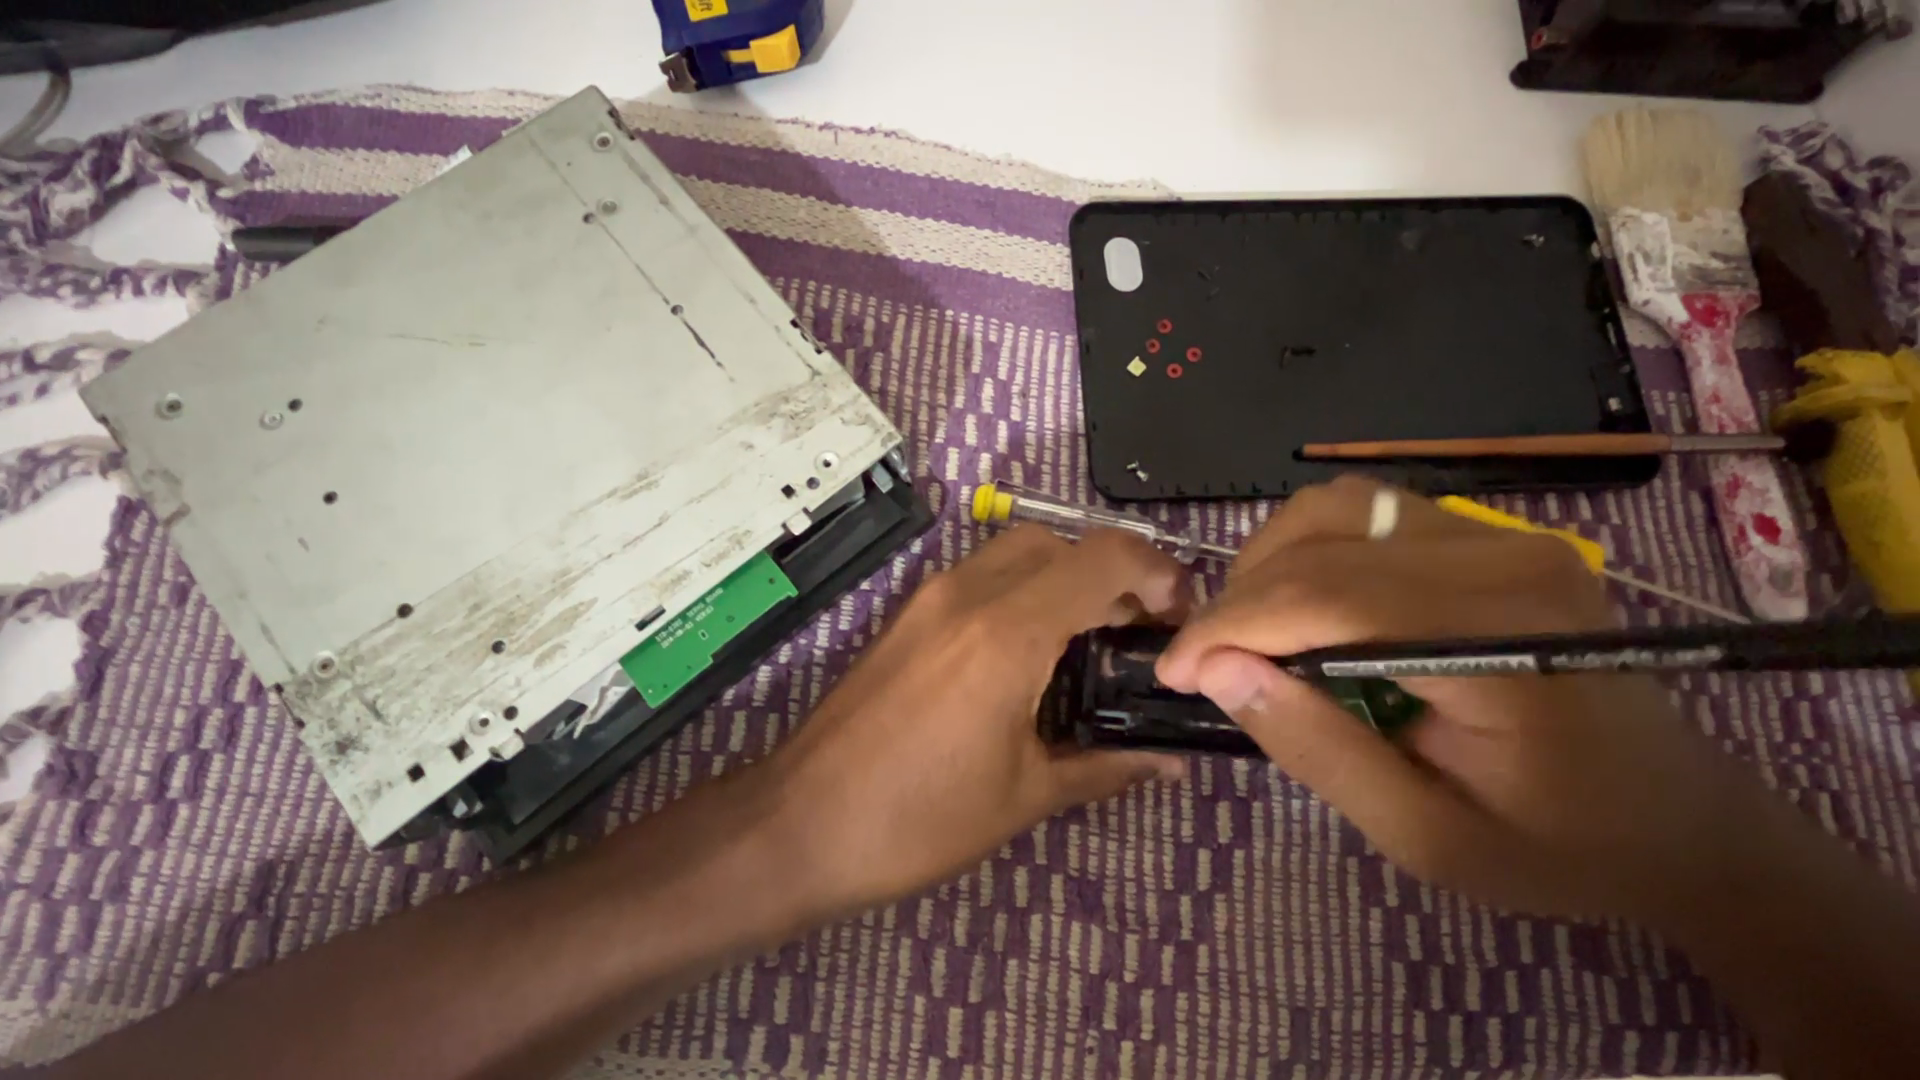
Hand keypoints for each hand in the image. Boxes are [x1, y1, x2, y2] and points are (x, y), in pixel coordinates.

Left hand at [758, 526, 1191, 919]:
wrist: (800, 824)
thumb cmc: (919, 819)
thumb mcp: (1026, 795)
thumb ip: (1107, 764)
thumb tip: (1170, 759)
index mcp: (1008, 632)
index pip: (1105, 557)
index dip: (1158, 573)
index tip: (1179, 618)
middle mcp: (968, 594)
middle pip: (1060, 542)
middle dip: (1111, 573)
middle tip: (1136, 633)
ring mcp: (928, 599)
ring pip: (1014, 552)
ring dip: (1063, 577)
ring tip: (1088, 641)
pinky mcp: (904, 615)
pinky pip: (978, 576)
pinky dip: (1020, 591)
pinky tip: (1029, 652)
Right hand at [1156, 477, 1774, 924]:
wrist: (1678, 819)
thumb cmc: (1555, 846)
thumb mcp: (1426, 837)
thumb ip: (1319, 749)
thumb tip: (1218, 670)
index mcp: (1503, 641)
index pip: (1329, 597)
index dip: (1232, 626)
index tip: (1172, 672)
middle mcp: (1504, 560)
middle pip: (1323, 540)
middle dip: (1239, 599)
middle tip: (1209, 665)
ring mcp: (1501, 536)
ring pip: (1335, 509)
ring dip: (1269, 565)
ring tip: (1249, 634)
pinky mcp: (1488, 536)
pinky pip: (1365, 514)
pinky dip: (1308, 551)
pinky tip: (1299, 607)